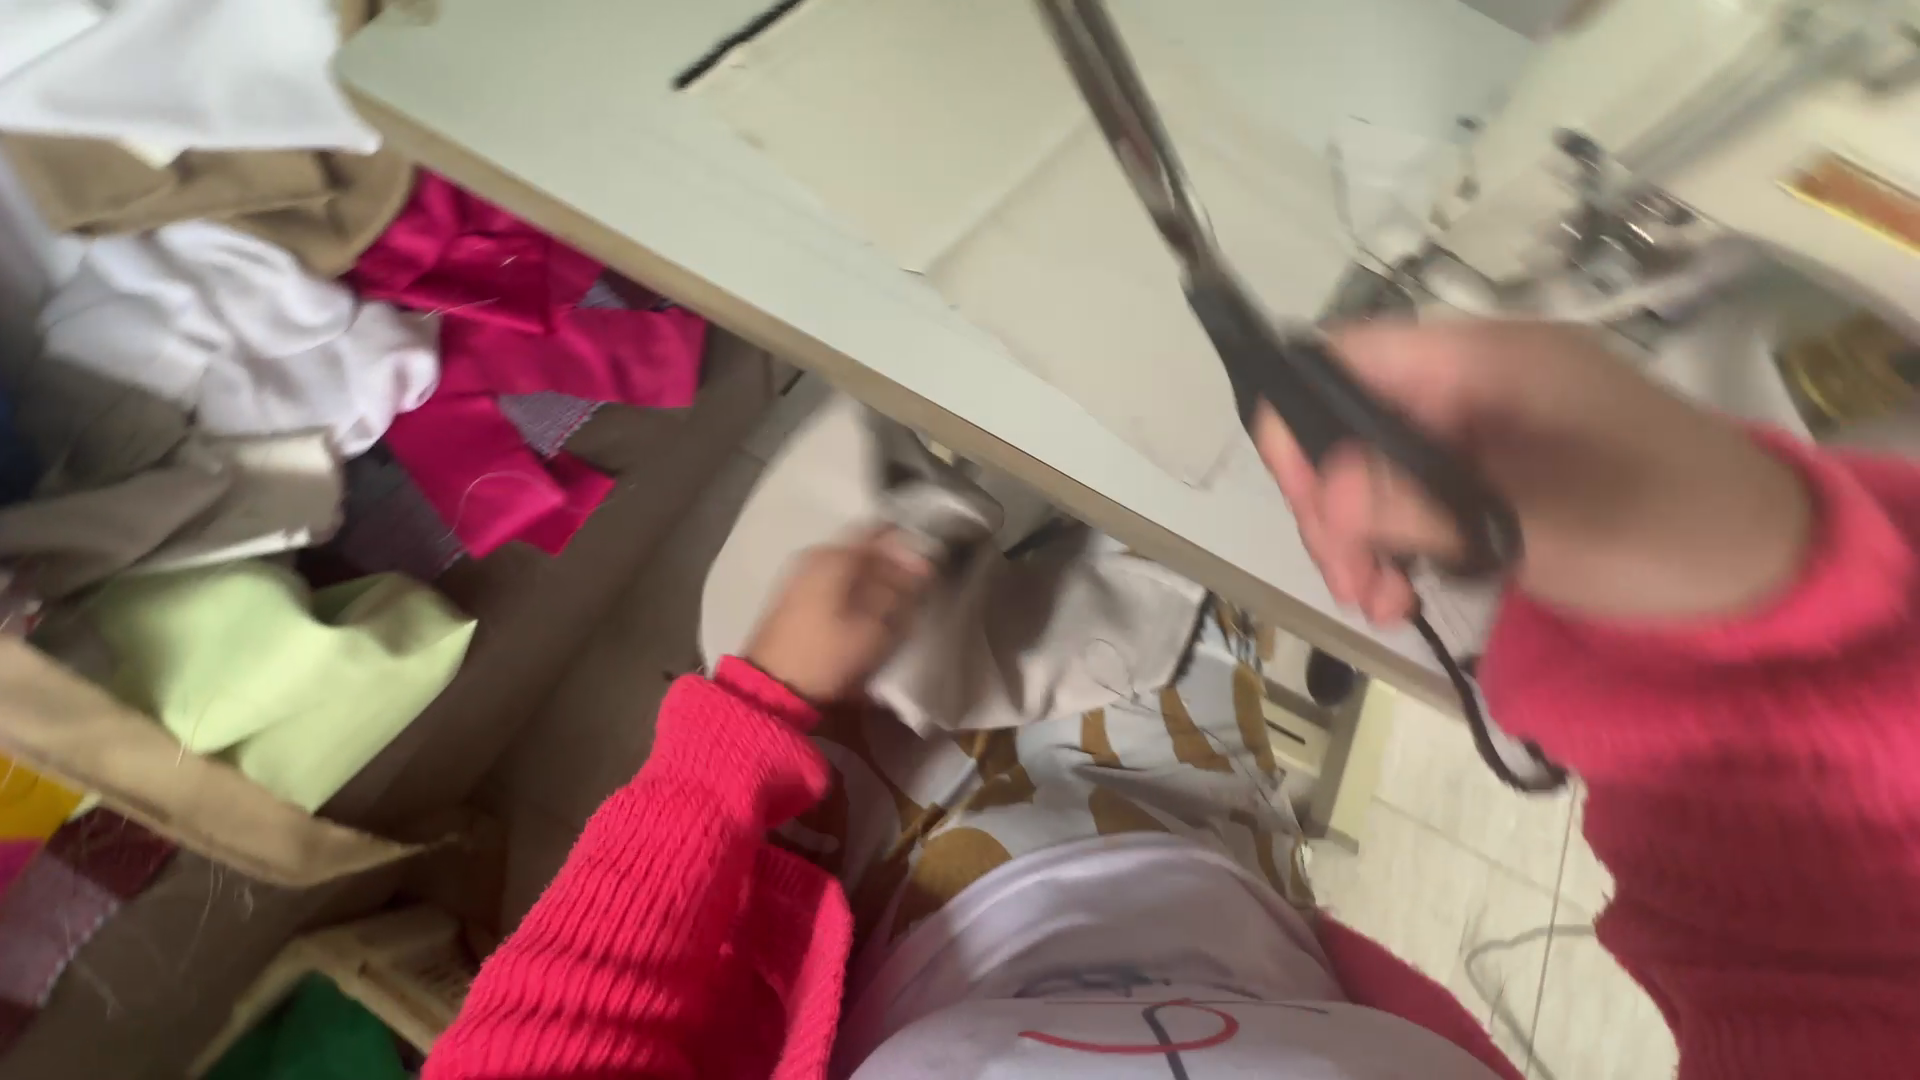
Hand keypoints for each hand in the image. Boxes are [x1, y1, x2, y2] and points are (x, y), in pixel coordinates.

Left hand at [743, 525, 933, 702]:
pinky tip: (866, 611)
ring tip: (893, 603)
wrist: (772, 688)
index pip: (882, 529)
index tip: (927, 562)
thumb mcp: (876, 626)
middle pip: (865, 546)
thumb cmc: (828, 654)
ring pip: (849, 564)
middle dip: (892, 564)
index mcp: (836, 554)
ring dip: (873, 578)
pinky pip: (835, 579)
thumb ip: (902, 590)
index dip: (909, 542)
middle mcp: (816, 554)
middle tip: (914, 587)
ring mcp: (801, 573)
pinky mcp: (794, 594)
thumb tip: (922, 564)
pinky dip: (854, 589)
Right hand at [1253, 320, 1812, 624]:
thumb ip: (1431, 508)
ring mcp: (1461, 429)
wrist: (1758, 574)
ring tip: (1378, 603)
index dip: (1301, 416)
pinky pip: (1389, 501)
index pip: (1349, 359)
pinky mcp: (1464, 472)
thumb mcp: (1549, 527)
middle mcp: (1461, 384)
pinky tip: (1394, 597)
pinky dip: (1378, 549)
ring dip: (1350, 539)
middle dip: (1329, 506)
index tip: (1305, 501)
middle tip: (1346, 579)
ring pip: (1355, 471)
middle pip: (1340, 425)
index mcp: (1487, 362)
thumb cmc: (1673, 533)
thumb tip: (1327, 493)